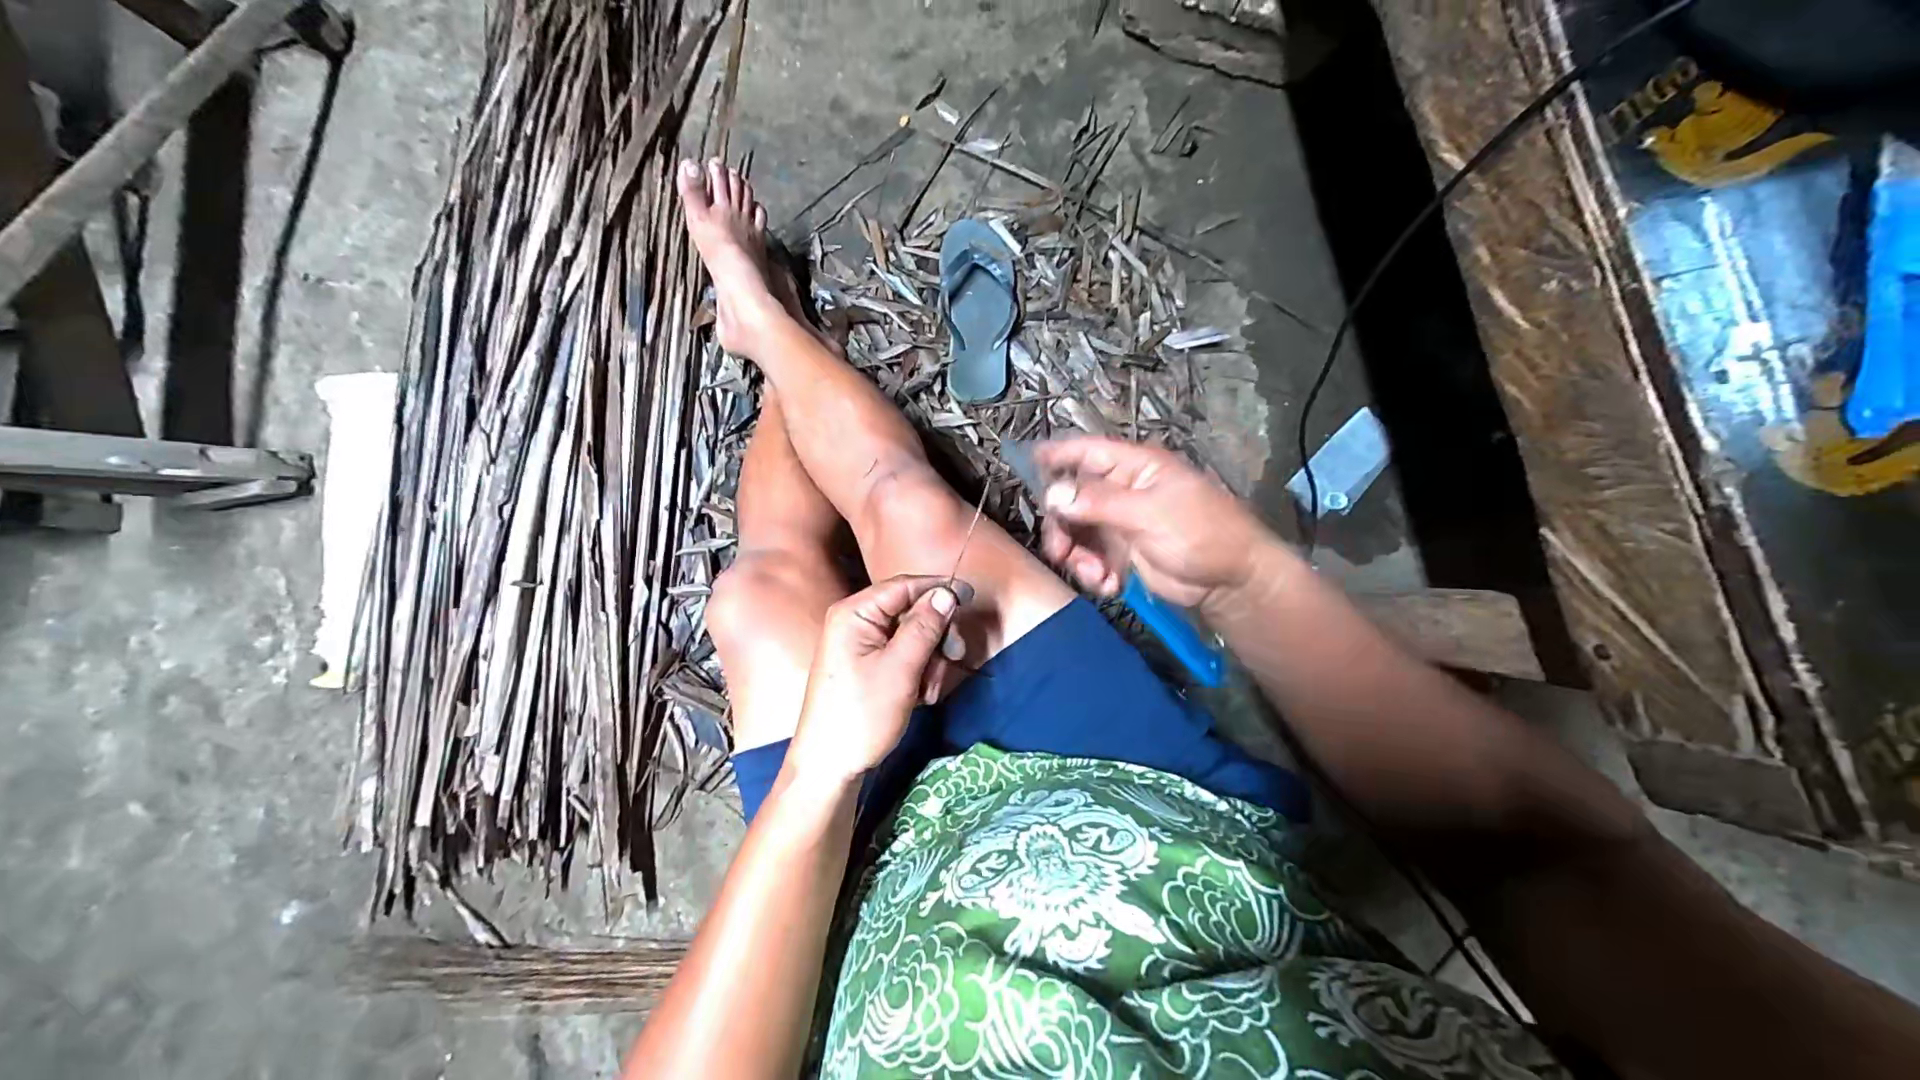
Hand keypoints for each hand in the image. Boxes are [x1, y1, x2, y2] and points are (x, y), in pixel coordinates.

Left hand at [784, 574, 968, 784]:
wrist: (829, 767)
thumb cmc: (861, 715)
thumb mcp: (900, 669)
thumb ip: (924, 627)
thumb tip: (946, 593)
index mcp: (854, 613)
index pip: (903, 586)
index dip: (938, 589)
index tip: (970, 598)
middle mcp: (855, 622)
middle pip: (910, 610)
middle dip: (936, 634)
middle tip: (954, 657)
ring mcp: (860, 645)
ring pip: (912, 636)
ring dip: (930, 660)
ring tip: (927, 690)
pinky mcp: (867, 666)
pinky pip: (902, 655)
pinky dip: (918, 672)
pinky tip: (920, 696)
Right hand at [1036, 437, 1289, 614]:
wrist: (1230, 583)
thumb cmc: (1201, 534)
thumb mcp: (1149, 513)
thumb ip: (1098, 502)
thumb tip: (1053, 494)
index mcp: (1133, 468)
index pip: (1086, 452)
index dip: (1055, 455)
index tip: (1025, 463)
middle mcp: (1121, 491)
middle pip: (1070, 498)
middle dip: (1062, 526)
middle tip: (1061, 551)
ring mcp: (1120, 523)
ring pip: (1076, 532)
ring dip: (1077, 556)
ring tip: (1095, 576)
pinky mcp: (1121, 554)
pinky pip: (1090, 558)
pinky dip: (1093, 573)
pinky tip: (1110, 585)